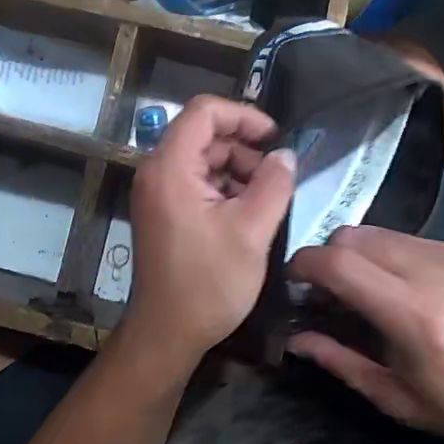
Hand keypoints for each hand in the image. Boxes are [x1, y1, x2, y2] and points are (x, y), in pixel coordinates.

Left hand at [125, 95, 295, 365]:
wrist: (167, 333)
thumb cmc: (208, 282)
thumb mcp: (251, 231)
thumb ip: (274, 185)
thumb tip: (286, 156)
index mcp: (170, 167)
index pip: (204, 111)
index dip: (243, 115)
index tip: (275, 138)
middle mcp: (156, 172)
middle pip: (203, 134)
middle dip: (244, 148)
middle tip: (277, 177)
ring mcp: (157, 193)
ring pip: (202, 159)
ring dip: (237, 169)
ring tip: (268, 199)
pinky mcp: (164, 212)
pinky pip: (196, 182)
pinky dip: (224, 188)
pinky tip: (248, 212)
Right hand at [286, 226, 443, 443]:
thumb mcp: (400, 400)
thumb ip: (341, 362)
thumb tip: (293, 338)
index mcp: (413, 314)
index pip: (338, 263)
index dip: (303, 265)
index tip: (292, 283)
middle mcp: (430, 270)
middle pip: (352, 236)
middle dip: (327, 258)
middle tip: (326, 294)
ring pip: (376, 233)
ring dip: (355, 255)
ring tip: (360, 292)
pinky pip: (405, 239)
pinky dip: (384, 256)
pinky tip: (396, 288)